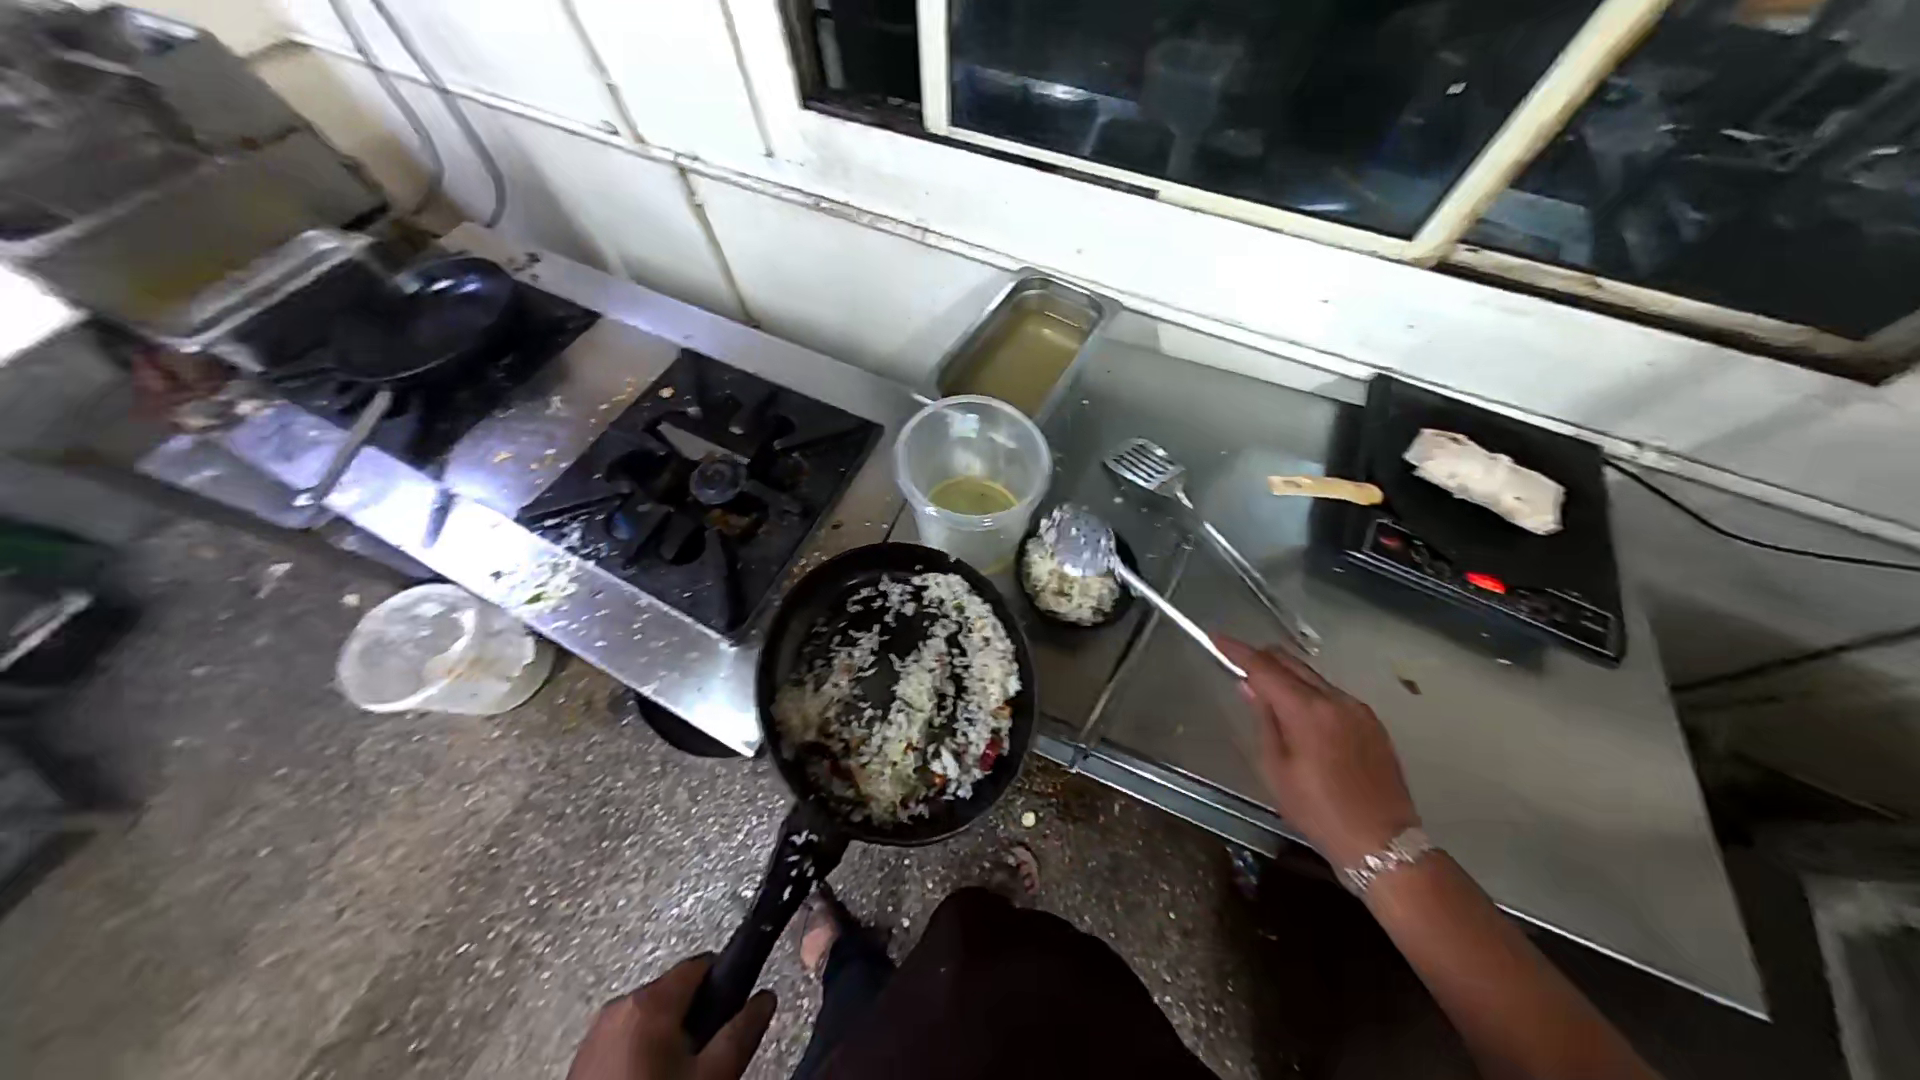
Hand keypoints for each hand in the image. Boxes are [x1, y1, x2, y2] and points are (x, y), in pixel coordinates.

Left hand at [566, 956, 775, 1079]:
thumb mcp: (711, 1078)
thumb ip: (742, 1032)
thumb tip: (765, 999)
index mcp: (649, 1002)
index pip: (702, 964)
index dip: (726, 983)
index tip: (735, 1014)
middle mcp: (618, 1007)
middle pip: (676, 993)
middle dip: (697, 1018)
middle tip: (706, 1062)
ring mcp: (594, 1036)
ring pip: (652, 1019)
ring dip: (671, 1039)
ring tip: (679, 1078)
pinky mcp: (581, 1063)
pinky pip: (627, 1041)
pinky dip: (644, 1056)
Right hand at [1216, 636, 1418, 868]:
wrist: (1383, 844)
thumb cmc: (1318, 811)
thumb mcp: (1276, 769)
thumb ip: (1264, 720)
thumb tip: (1250, 686)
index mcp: (1308, 711)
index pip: (1265, 668)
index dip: (1237, 650)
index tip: (1217, 637)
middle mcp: (1336, 700)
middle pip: (1292, 663)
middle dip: (1262, 657)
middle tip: (1237, 662)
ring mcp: (1358, 710)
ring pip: (1313, 676)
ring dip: (1286, 674)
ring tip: (1265, 687)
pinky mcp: (1372, 723)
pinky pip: (1332, 693)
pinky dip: (1309, 691)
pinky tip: (1299, 710)